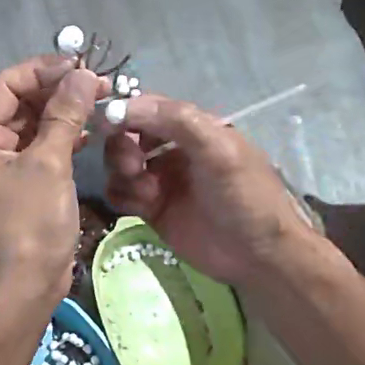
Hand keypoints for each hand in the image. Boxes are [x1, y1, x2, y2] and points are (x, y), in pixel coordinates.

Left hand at [0, 57, 101, 305]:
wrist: (24, 287)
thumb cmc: (29, 225)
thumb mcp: (48, 164)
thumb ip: (65, 115)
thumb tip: (84, 74)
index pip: (6, 84)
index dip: (43, 71)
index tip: (83, 66)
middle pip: (20, 101)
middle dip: (58, 90)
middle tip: (100, 84)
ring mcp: (3, 166)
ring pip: (34, 124)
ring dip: (64, 112)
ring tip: (102, 101)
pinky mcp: (23, 183)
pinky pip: (42, 147)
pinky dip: (64, 136)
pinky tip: (91, 131)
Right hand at [102, 94, 318, 284]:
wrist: (256, 256)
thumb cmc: (244, 197)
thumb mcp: (218, 150)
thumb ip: (175, 121)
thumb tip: (120, 108)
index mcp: (194, 129)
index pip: (149, 108)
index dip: (125, 113)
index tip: (107, 125)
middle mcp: (173, 150)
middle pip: (128, 137)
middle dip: (122, 149)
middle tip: (133, 168)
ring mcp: (161, 181)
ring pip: (120, 167)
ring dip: (123, 176)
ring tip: (147, 194)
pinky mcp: (152, 210)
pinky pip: (121, 194)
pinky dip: (122, 196)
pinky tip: (140, 207)